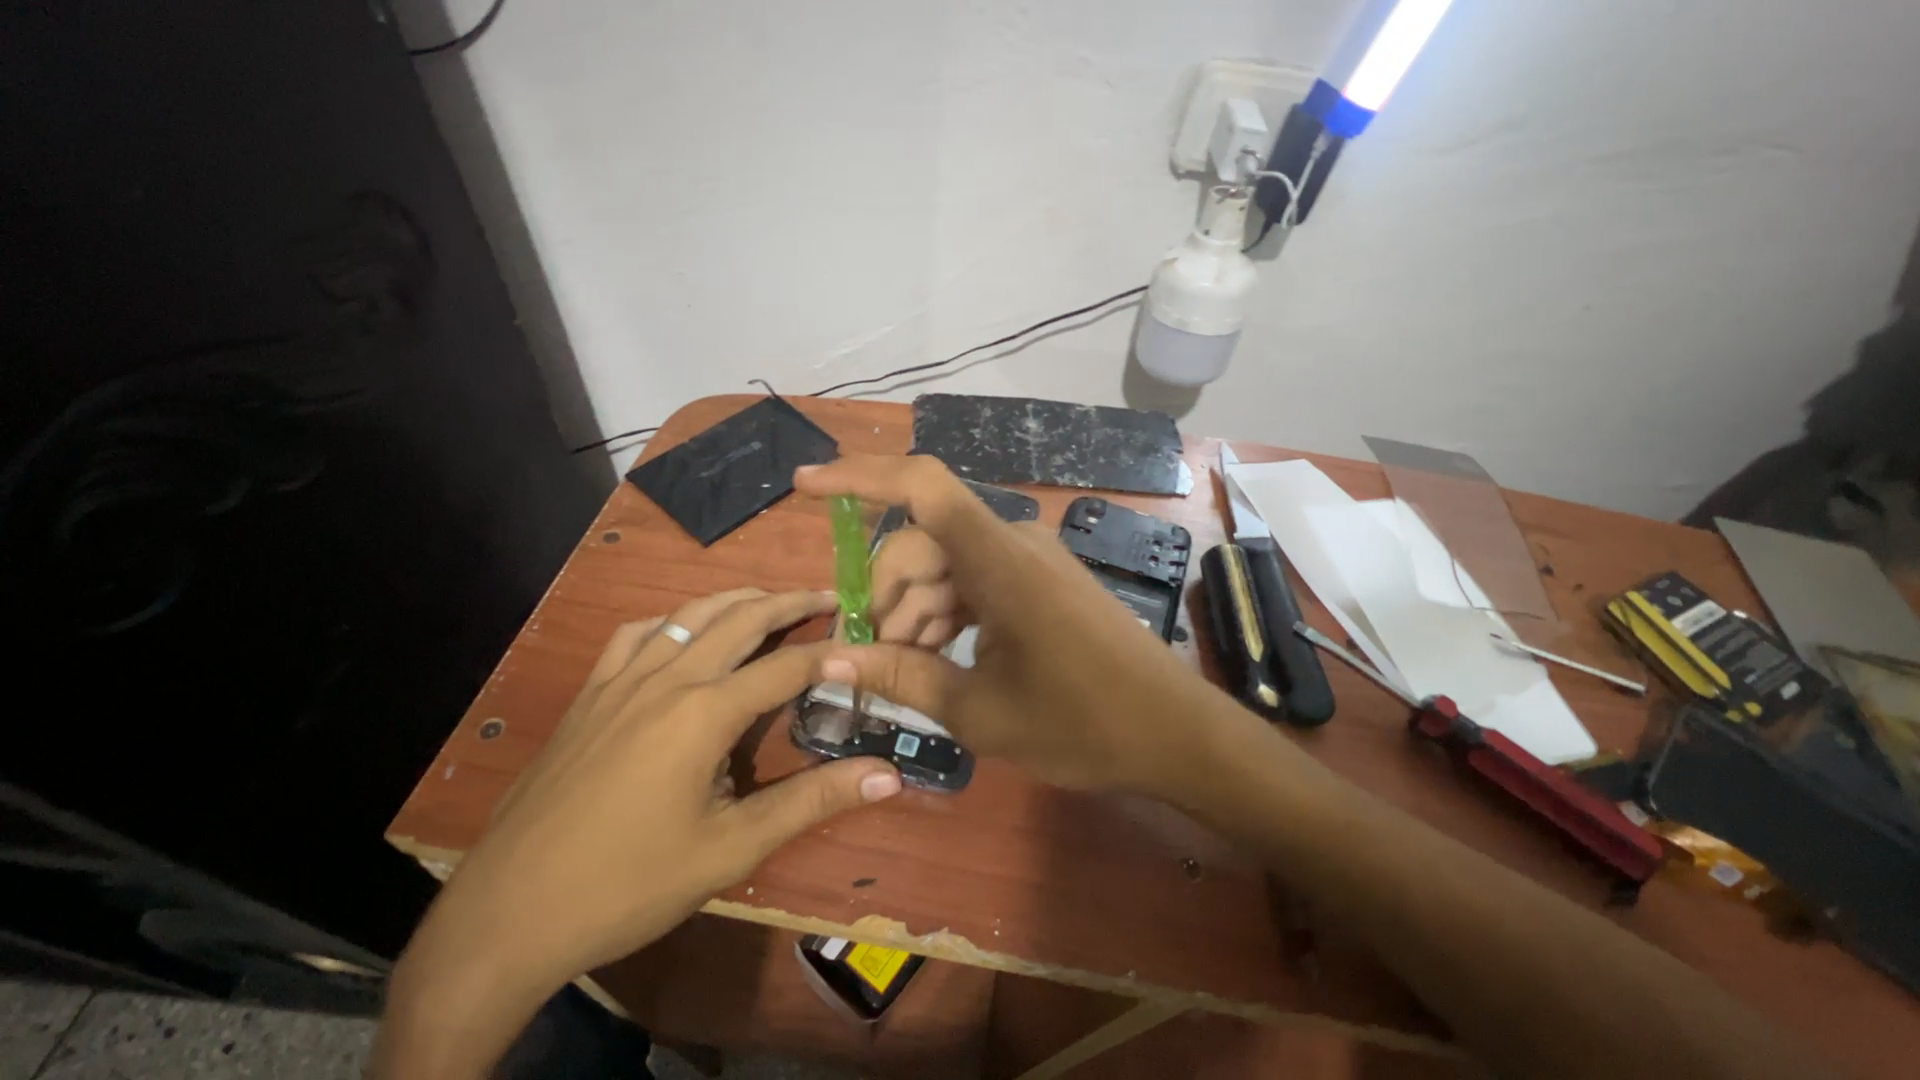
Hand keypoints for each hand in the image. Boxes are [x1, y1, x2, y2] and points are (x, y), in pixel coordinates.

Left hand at [375, 589, 901, 1078]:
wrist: (510, 911)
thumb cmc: (630, 884)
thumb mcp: (731, 849)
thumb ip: (811, 802)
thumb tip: (888, 775)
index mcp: (703, 713)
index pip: (783, 667)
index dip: (829, 654)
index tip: (864, 645)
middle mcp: (664, 679)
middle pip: (738, 619)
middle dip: (787, 603)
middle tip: (827, 596)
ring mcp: (618, 682)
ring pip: (687, 616)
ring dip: (734, 601)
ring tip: (769, 602)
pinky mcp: (588, 697)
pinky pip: (636, 635)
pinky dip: (673, 620)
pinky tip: (681, 634)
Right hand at [795, 456, 1246, 794]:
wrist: (1176, 735)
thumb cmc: (1082, 724)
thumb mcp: (980, 711)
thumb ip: (903, 676)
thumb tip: (832, 657)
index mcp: (1000, 559)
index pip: (921, 487)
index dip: (859, 477)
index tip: (804, 487)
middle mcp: (1014, 543)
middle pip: (922, 542)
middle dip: (886, 594)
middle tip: (867, 653)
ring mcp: (1032, 561)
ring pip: (946, 565)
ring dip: (916, 610)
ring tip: (907, 669)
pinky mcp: (1043, 583)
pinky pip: (977, 580)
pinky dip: (948, 613)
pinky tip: (940, 659)